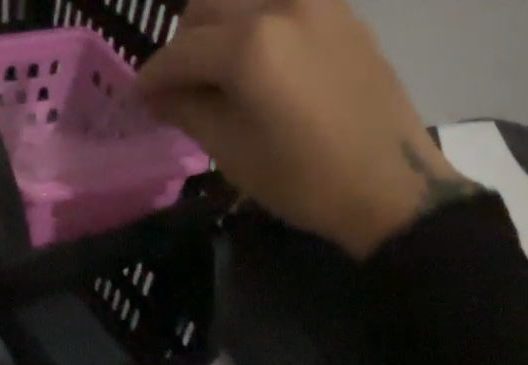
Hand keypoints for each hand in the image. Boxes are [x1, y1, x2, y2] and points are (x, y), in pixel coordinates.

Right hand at [137, 0, 483, 256]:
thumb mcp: (235, 154)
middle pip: (208, 5)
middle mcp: (281, 4)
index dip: (153, 77)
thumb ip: (189, 112)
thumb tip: (157, 94)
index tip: (138, 99)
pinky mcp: (343, 11)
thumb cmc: (304, 181)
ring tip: (218, 72)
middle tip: (179, 87)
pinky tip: (259, 62)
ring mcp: (317, 0)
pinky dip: (258, 22)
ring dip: (220, 26)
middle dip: (184, 44)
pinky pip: (283, 2)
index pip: (181, 51)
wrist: (389, 184)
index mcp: (249, 45)